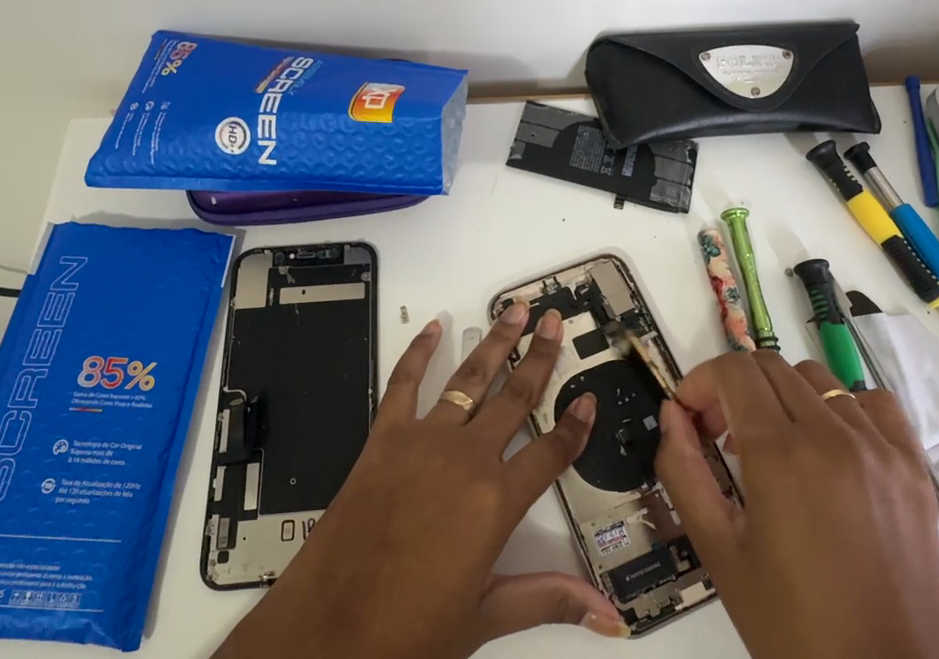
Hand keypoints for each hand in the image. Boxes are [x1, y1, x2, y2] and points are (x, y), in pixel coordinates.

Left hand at [212, 305, 627, 658]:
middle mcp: (465, 459)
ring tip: (513, 312)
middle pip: (515, 398)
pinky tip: (432, 328)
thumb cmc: (410, 629)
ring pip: (469, 380)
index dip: (575, 427)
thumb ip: (547, 598)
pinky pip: (404, 385)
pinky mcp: (383, 440)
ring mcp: (422, 442)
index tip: (589, 398)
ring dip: (494, 343)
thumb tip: (609, 615)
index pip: (551, 453)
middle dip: (540, 357)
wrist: (329, 629)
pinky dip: (418, 353)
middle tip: (554, 322)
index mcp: (497, 502)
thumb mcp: (485, 616)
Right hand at [655, 350, 938, 658]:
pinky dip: (843, 408)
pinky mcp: (915, 467)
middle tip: (723, 438)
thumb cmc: (788, 621)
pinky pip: (875, 404)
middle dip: (733, 390)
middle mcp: (833, 436)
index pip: (731, 371)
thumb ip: (683, 470)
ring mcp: (881, 448)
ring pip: (817, 380)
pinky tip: (831, 446)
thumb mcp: (717, 549)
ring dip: (783, 397)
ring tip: (775, 446)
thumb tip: (672, 413)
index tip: (691, 418)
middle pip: (770, 367)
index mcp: (780, 455)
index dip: (699, 383)